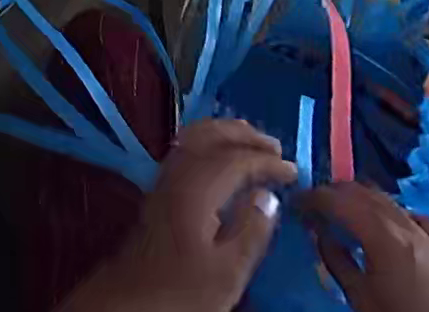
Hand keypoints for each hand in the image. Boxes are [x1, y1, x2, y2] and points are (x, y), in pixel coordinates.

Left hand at [61, 119, 296, 311]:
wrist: (133, 295)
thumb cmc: (184, 289)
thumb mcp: (228, 272)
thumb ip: (251, 230)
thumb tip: (268, 195)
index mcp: (197, 187)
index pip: (235, 159)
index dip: (266, 161)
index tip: (294, 171)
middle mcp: (179, 170)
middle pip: (211, 134)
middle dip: (244, 135)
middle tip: (276, 147)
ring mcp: (166, 174)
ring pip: (196, 135)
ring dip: (226, 132)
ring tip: (254, 142)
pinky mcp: (160, 184)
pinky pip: (187, 145)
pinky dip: (209, 140)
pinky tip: (222, 154)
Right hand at [304, 182, 428, 311]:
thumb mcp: (361, 298)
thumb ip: (336, 261)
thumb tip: (319, 235)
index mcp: (380, 232)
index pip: (335, 198)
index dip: (310, 197)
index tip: (294, 204)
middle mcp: (403, 223)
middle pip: (360, 191)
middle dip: (333, 194)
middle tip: (315, 210)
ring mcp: (427, 234)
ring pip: (386, 199)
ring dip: (361, 200)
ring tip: (346, 215)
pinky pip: (417, 218)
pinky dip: (398, 214)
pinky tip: (393, 226)